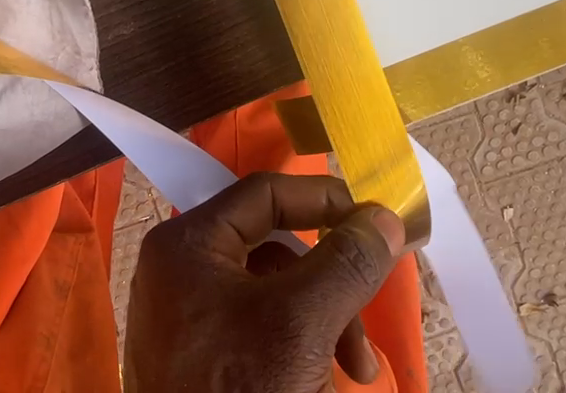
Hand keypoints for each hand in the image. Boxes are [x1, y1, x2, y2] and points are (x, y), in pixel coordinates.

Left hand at [123, 173, 406, 391]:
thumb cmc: (241, 392)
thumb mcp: (300, 323)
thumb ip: (345, 261)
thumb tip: (384, 217)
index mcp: (186, 244)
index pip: (264, 193)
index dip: (325, 200)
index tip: (378, 222)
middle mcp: (180, 270)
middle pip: (273, 245)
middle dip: (330, 282)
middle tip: (368, 314)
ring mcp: (189, 316)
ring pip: (275, 290)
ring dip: (325, 320)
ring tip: (356, 368)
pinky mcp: (202, 357)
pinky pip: (262, 327)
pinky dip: (302, 344)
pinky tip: (329, 375)